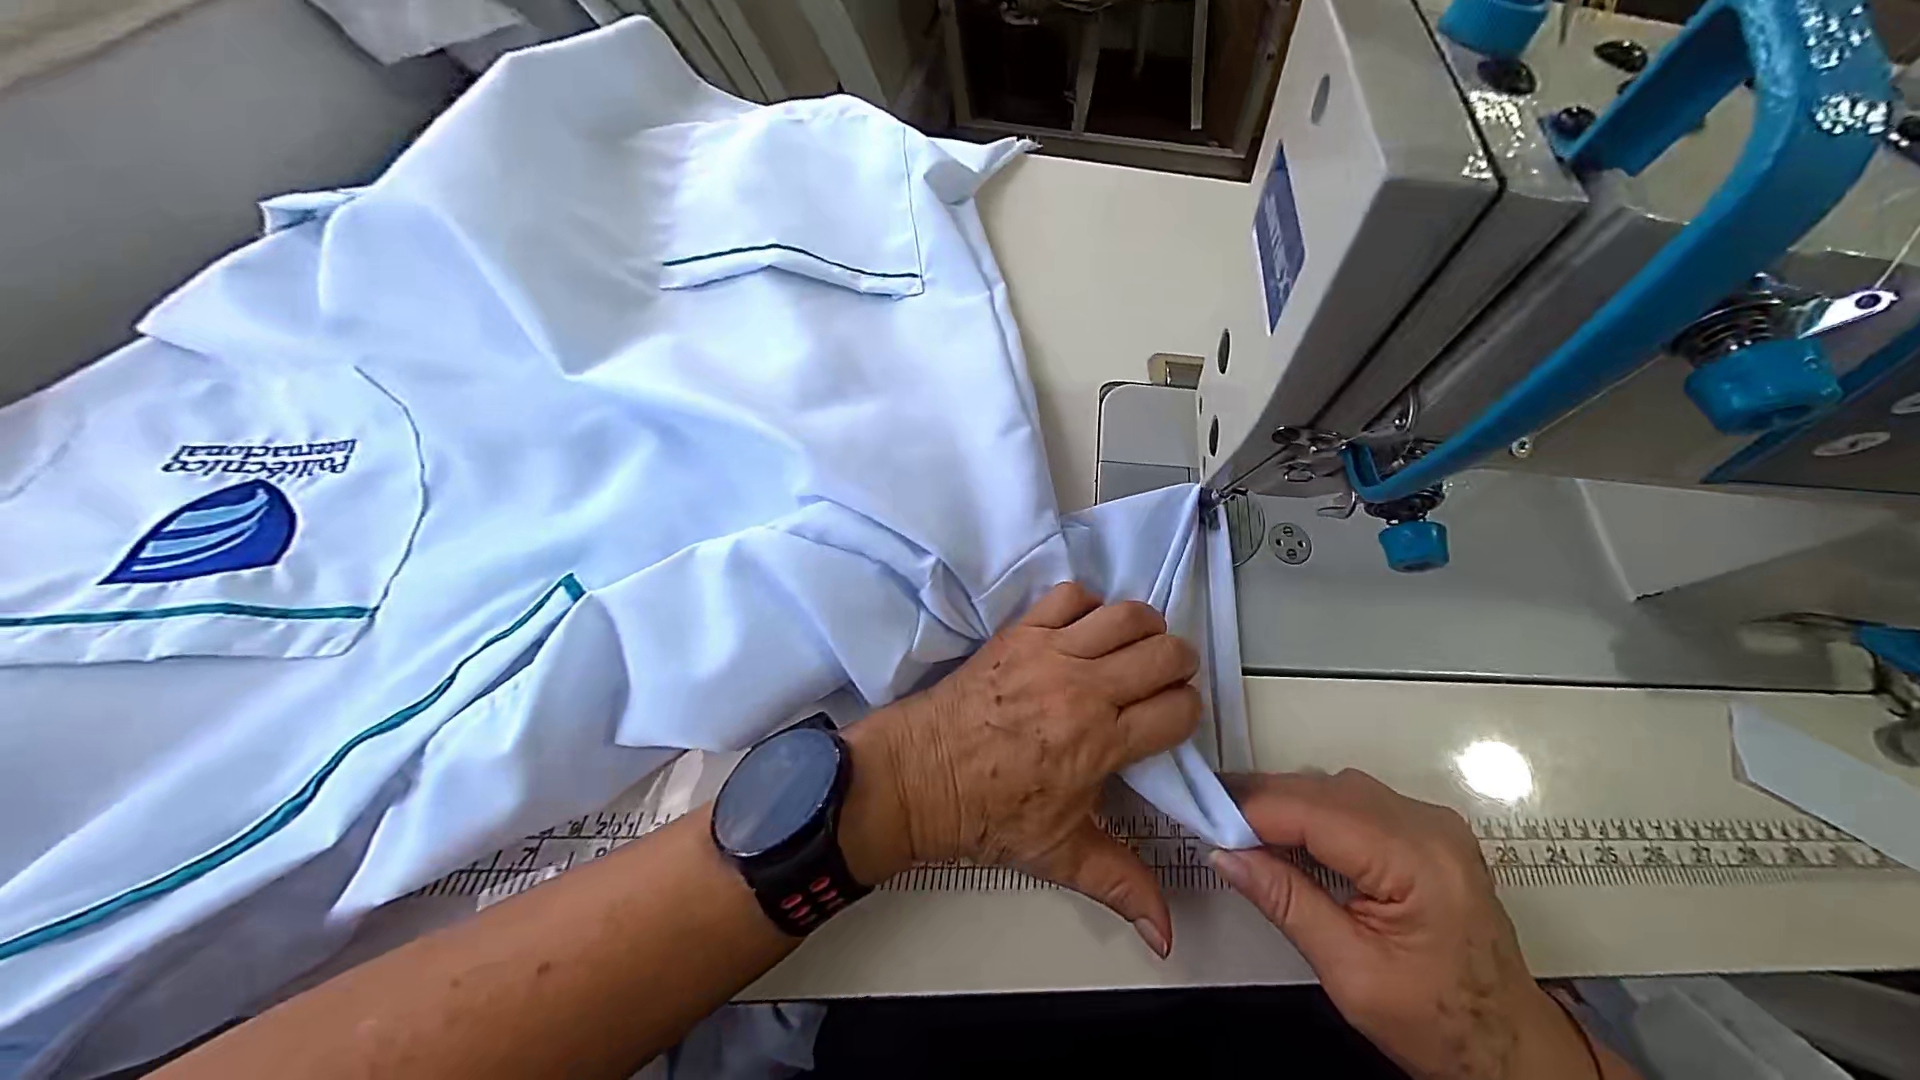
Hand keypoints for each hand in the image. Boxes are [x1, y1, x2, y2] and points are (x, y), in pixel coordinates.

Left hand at [843, 583, 1200, 956]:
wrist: (917, 777)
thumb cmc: (984, 815)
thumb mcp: (1059, 854)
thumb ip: (1122, 885)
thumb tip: (1166, 934)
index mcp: (1100, 742)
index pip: (1179, 708)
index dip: (1185, 712)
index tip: (1169, 720)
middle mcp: (1082, 689)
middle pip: (1164, 652)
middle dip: (1176, 664)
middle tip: (1159, 681)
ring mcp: (1048, 654)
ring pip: (1126, 615)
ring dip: (1141, 628)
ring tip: (1130, 649)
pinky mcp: (1018, 633)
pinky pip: (1067, 595)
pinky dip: (1085, 604)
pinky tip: (1080, 631)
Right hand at [1209, 771, 1606, 1079]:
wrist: (1512, 1048)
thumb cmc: (1438, 1023)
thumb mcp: (1350, 973)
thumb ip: (1285, 902)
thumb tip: (1225, 855)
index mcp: (1418, 862)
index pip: (1313, 812)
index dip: (1250, 810)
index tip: (1203, 818)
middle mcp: (1429, 825)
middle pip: (1322, 789)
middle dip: (1262, 801)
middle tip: (1213, 820)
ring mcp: (1431, 821)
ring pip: (1333, 787)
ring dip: (1284, 802)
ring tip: (1242, 827)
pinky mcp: (1425, 827)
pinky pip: (1352, 798)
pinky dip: (1311, 809)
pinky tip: (1287, 832)